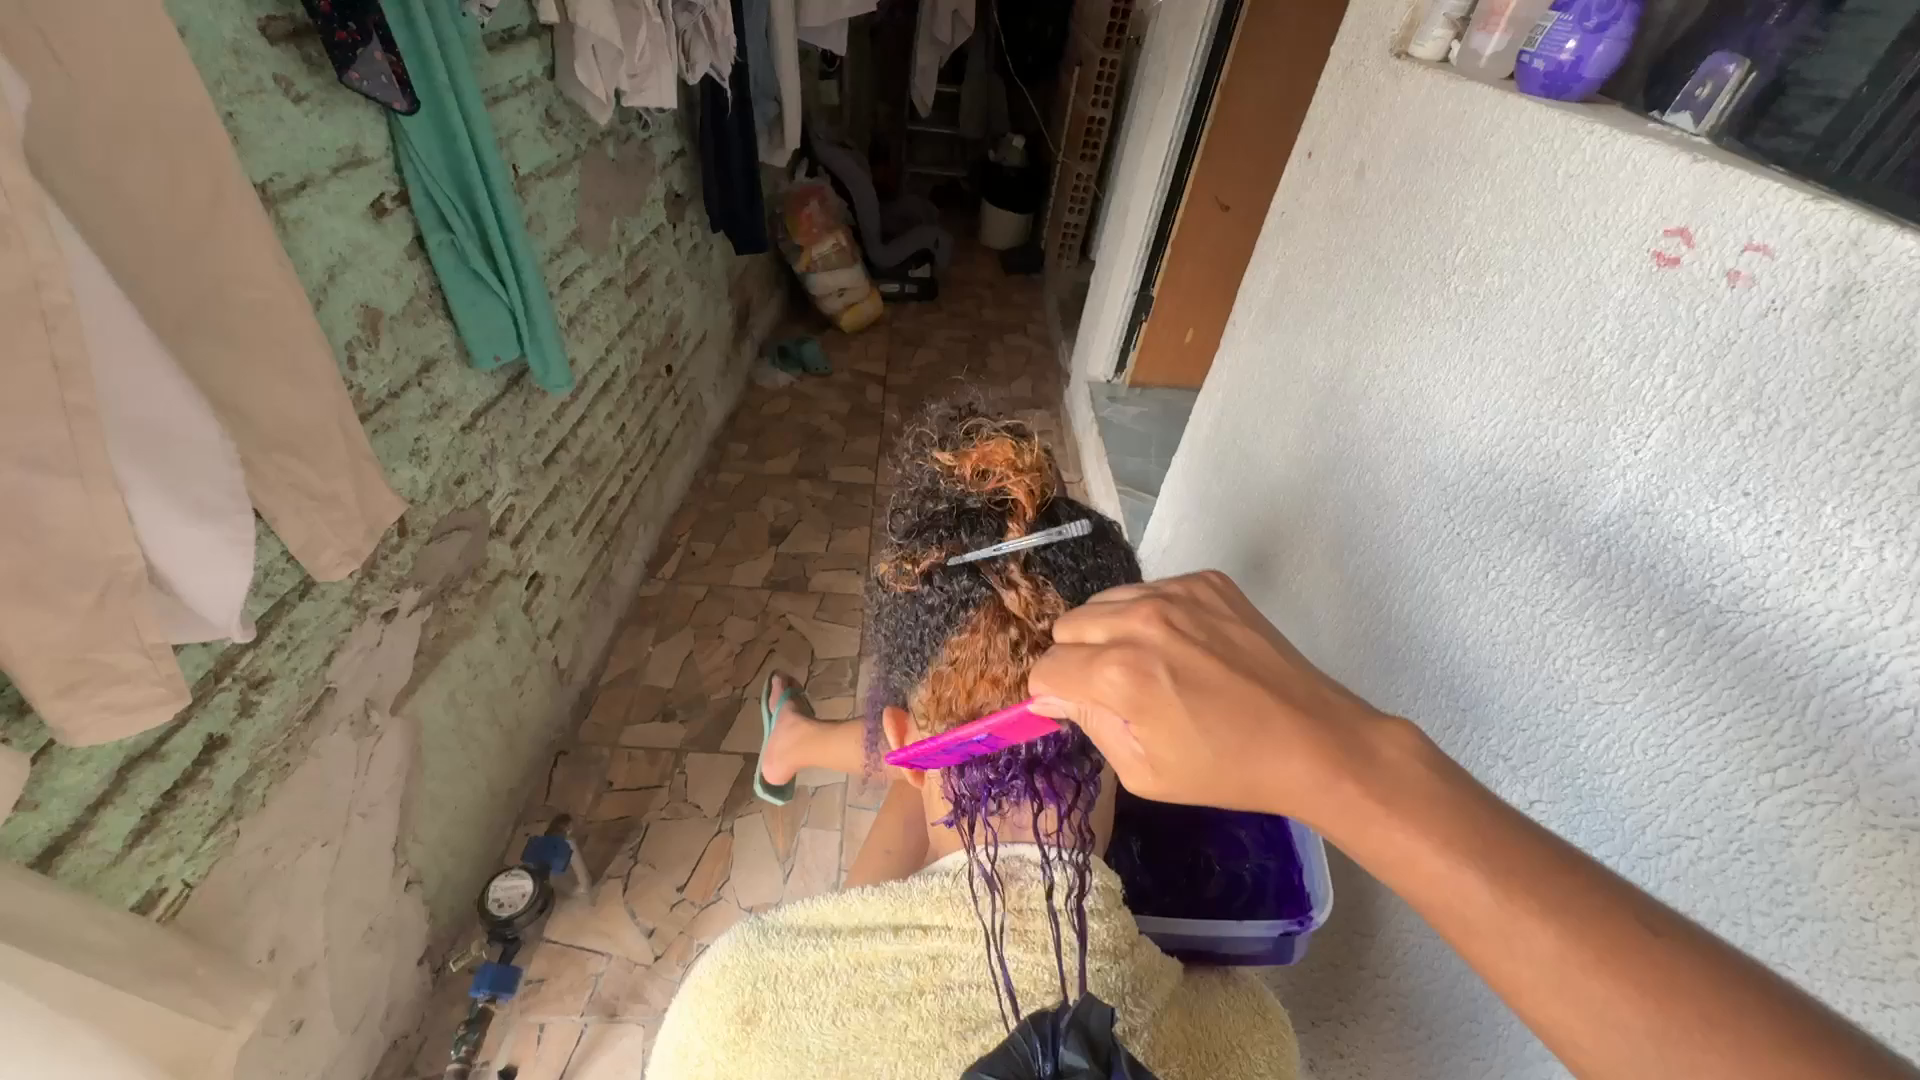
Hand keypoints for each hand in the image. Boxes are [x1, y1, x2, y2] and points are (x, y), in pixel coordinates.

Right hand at [1027, 570, 1407, 828]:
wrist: (1313, 740)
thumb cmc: (1225, 769)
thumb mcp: (1143, 771)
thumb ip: (1088, 723)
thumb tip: (1049, 694)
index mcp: (1122, 674)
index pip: (1046, 667)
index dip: (1054, 693)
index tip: (1077, 707)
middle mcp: (1141, 621)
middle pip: (1067, 626)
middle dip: (1078, 659)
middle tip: (1117, 689)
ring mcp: (1176, 593)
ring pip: (1103, 602)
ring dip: (1110, 633)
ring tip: (1151, 665)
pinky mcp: (1205, 581)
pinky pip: (1146, 589)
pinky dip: (1149, 615)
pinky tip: (1183, 646)